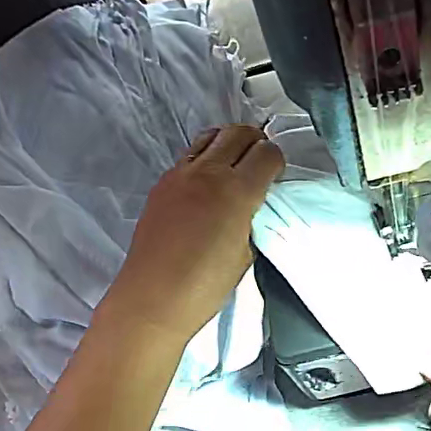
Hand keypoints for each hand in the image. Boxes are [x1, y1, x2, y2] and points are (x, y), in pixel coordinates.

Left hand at [102, 124, 283, 341]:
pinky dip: (204, 160)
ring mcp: (180, 175)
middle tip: (259, 161)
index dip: (277, 161)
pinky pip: (188, 157)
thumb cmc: (205, 286)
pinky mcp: (161, 185)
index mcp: (236, 191)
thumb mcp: (245, 253)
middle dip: (255, 141)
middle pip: (238, 133)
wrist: (153, 298)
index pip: (267, 153)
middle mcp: (208, 173)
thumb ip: (250, 220)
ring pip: (210, 137)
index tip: (276, 175)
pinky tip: (206, 185)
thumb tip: (249, 206)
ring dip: (227, 144)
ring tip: (233, 166)